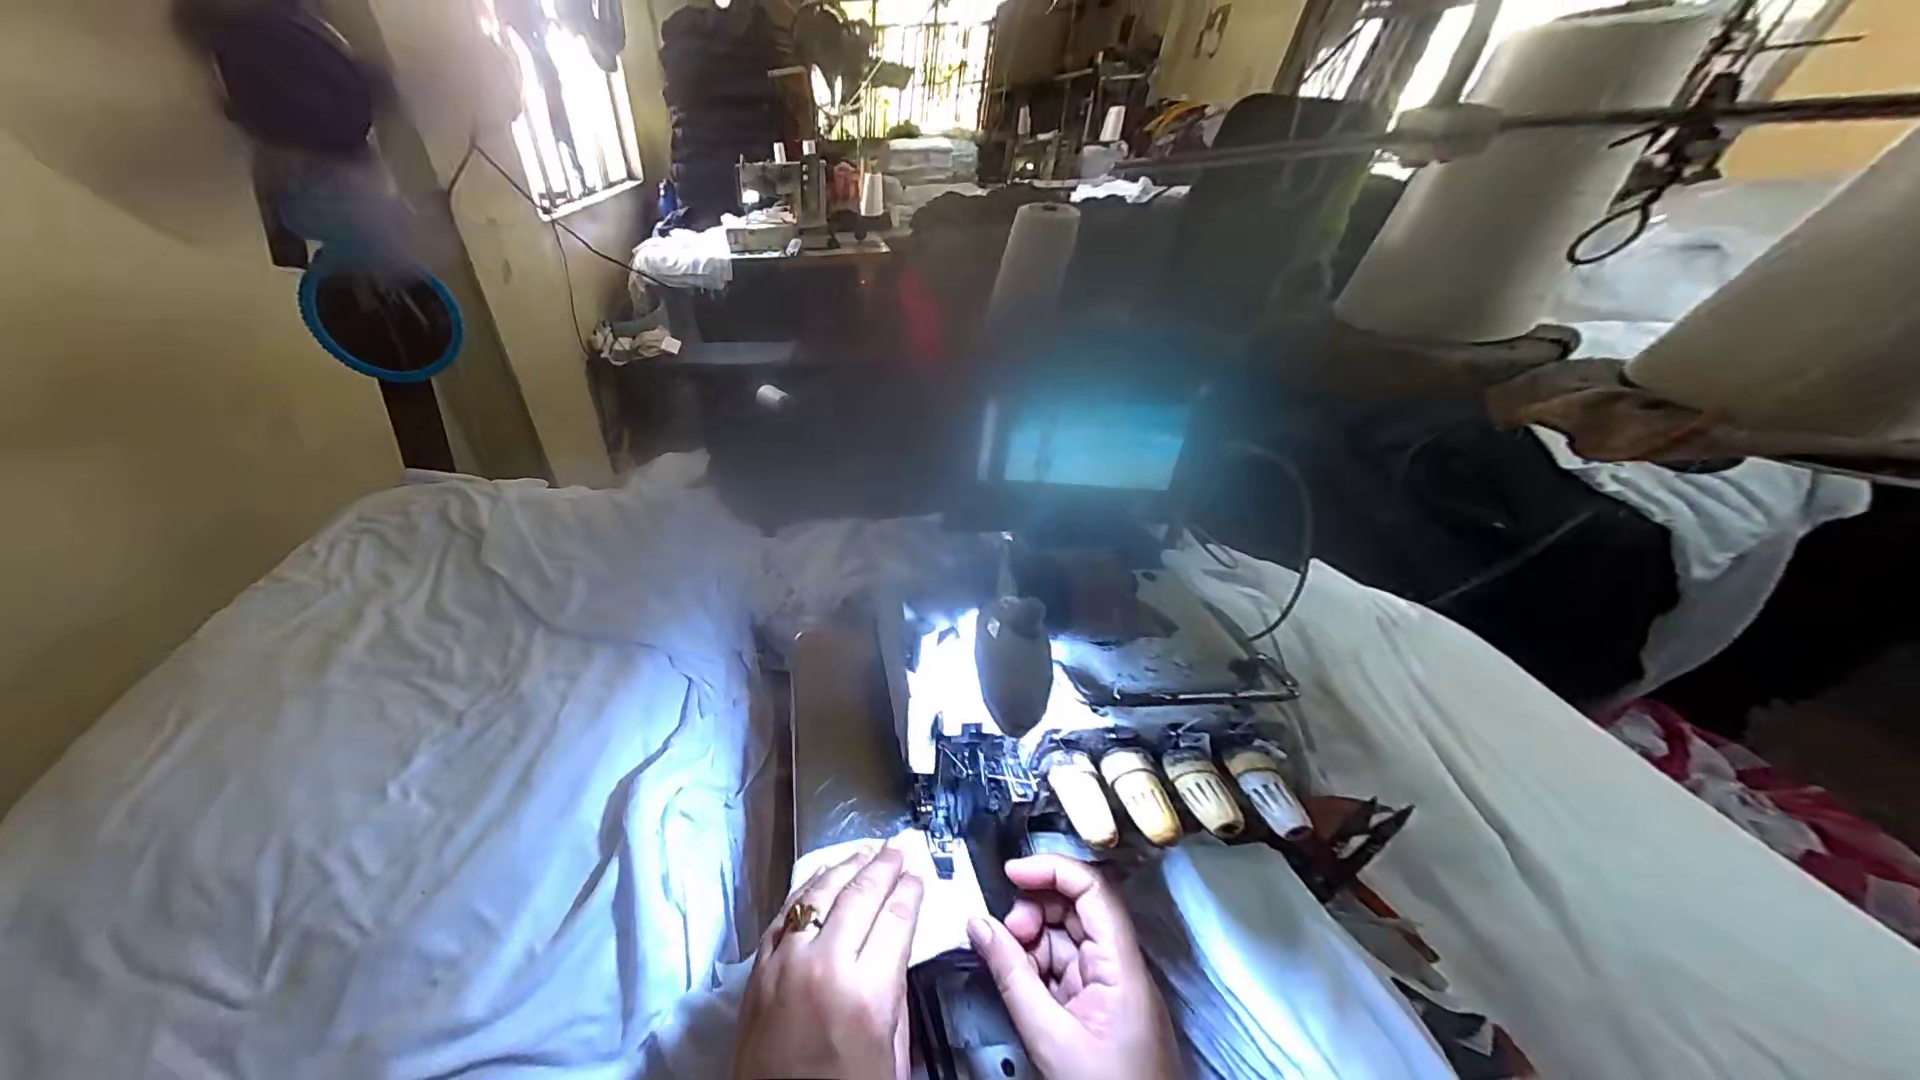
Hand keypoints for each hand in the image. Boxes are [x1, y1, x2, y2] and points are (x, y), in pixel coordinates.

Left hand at [733, 842, 925, 1079]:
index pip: (896, 918)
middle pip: (860, 895)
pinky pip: (784, 915)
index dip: (910, 890)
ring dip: (845, 867)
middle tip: (897, 851)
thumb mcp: (891, 1052)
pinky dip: (806, 891)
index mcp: (867, 994)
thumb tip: (896, 938)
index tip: (917, 875)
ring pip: (818, 894)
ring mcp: (785, 966)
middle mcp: (825, 968)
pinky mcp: (758, 973)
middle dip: (883, 867)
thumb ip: (894, 989)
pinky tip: (821, 878)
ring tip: (864, 853)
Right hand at [967, 855, 1179, 1079]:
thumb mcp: (1049, 1038)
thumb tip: (980, 926)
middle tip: (1006, 932)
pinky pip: (1064, 965)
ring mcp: (1110, 985)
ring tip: (1011, 962)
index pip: (1092, 889)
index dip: (1051, 870)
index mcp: (1122, 966)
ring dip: (1033, 939)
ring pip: (1066, 936)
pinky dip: (1038, 965)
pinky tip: (1022, 980)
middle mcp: (1121, 966)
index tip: (1013, 872)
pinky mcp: (1098, 1003)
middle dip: (1035, 909)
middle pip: (1077, 908)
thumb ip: (1011, 976)